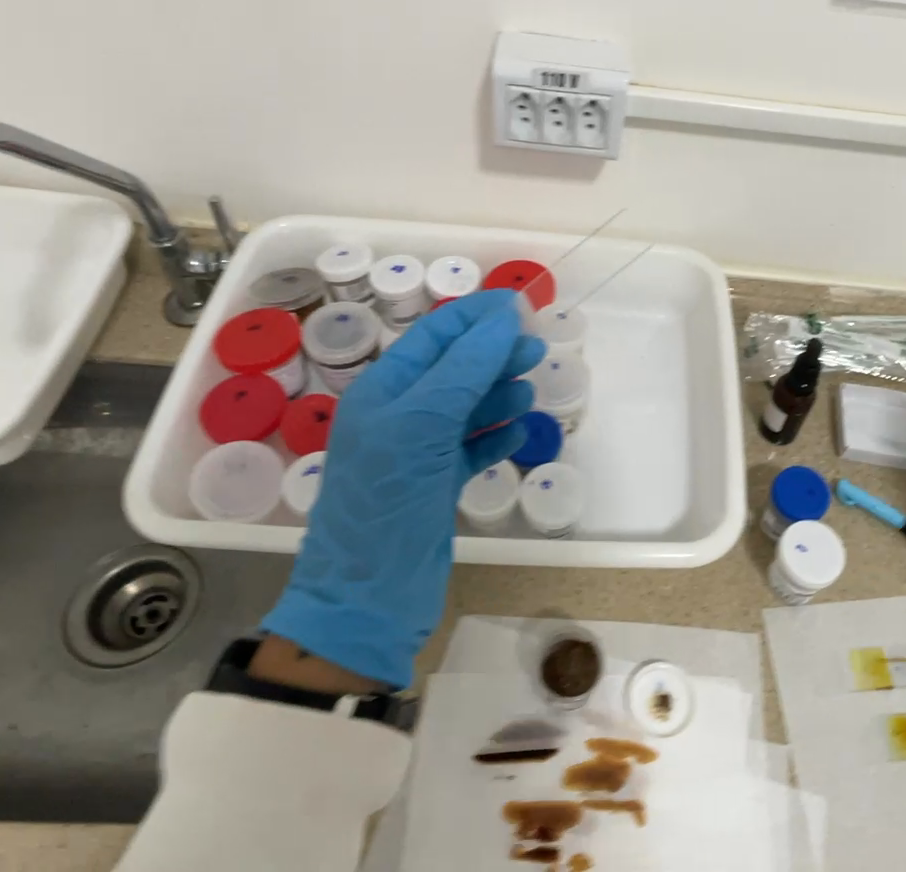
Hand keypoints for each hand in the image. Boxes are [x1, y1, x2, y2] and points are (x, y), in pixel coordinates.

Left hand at [261, 289, 545, 688]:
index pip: (435, 336)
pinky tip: (517, 433)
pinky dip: (494, 437)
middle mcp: (399, 415)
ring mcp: (417, 453)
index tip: (523, 306)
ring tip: (529, 391)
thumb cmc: (389, 501)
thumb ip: (466, 368)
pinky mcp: (435, 487)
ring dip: (497, 394)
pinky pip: (471, 448)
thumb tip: (506, 320)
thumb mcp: (424, 423)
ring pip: (466, 407)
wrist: (367, 599)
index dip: (477, 316)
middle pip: (454, 367)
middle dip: (494, 354)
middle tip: (538, 349)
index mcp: (385, 391)